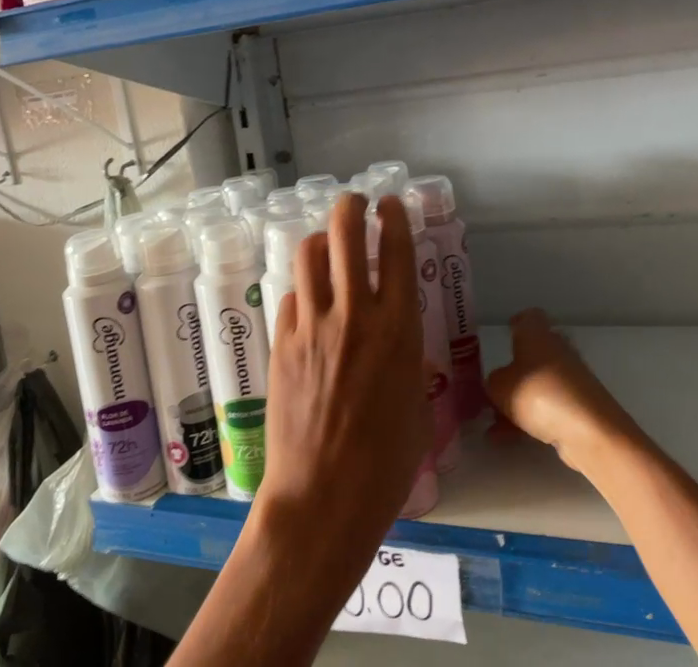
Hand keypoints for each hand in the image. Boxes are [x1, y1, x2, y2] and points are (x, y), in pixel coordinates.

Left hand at [172, 194, 431, 665]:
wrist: (324, 494)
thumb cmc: (386, 462)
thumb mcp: (416, 405)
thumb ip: (408, 361)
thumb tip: (400, 347)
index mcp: (398, 327)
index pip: (396, 250)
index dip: (393, 218)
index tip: (391, 203)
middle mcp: (354, 314)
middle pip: (345, 235)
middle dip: (350, 207)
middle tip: (355, 204)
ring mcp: (311, 326)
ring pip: (308, 256)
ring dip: (320, 239)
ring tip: (326, 242)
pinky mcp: (281, 343)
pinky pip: (291, 297)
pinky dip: (302, 289)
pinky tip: (307, 300)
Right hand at [486, 309, 640, 473]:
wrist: (589, 430)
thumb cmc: (539, 394)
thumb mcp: (499, 386)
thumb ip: (492, 381)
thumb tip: (497, 383)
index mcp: (537, 335)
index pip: (529, 317)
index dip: (517, 322)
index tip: (507, 330)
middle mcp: (557, 351)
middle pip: (534, 352)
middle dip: (514, 367)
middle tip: (493, 382)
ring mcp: (571, 380)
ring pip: (538, 383)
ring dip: (517, 399)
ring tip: (491, 423)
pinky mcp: (579, 406)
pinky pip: (547, 407)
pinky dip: (528, 419)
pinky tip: (505, 439)